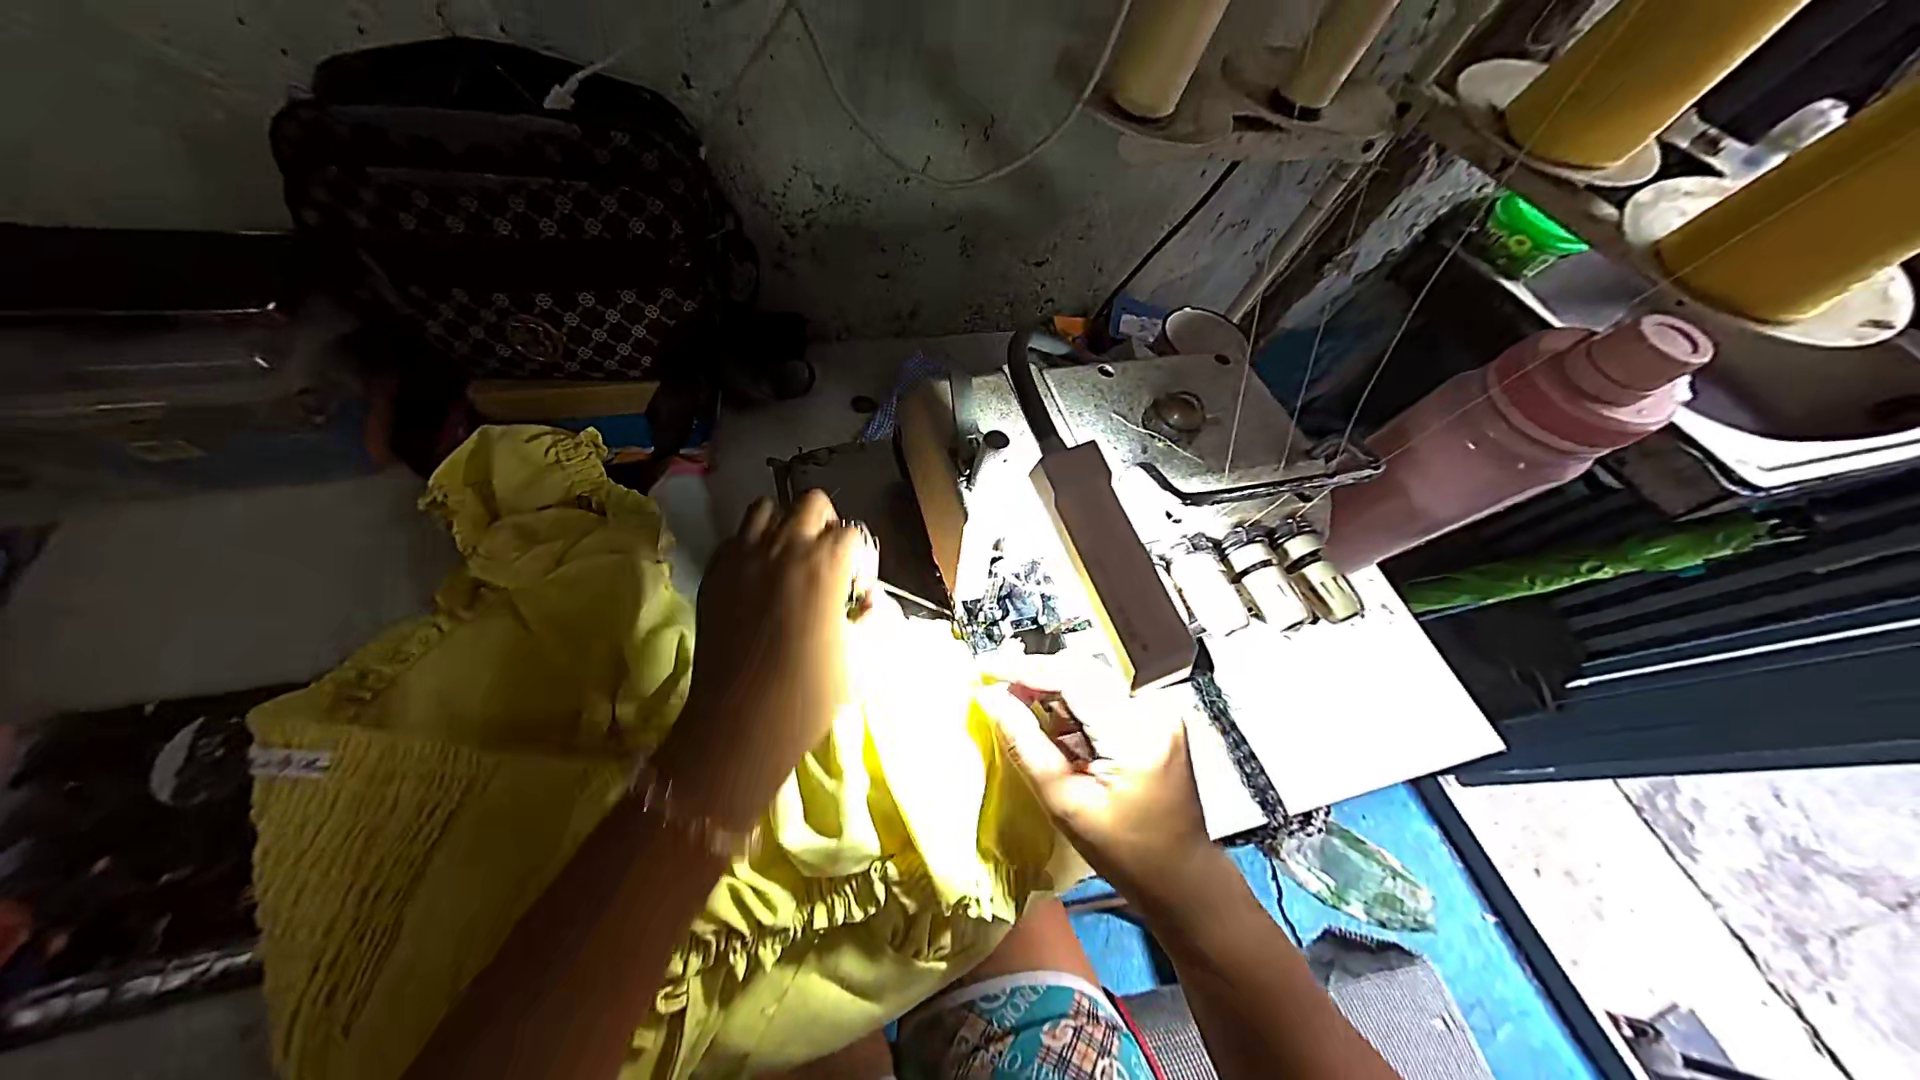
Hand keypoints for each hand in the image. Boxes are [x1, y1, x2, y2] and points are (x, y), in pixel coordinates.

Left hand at [657, 491, 875, 829]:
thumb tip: (870, 601)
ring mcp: (742, 557)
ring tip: (786, 557)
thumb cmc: (808, 693)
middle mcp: (784, 548)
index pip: (849, 531)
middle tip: (824, 556)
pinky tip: (754, 578)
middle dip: (823, 522)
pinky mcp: (713, 573)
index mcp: (826, 565)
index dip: (856, 554)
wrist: (740, 721)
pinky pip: (734, 539)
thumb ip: (866, 618)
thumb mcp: (854, 655)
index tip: (853, 579)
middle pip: (810, 502)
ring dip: (782, 525)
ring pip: (765, 508)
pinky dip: (749, 547)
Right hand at [979, 655, 1214, 903]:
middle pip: (1082, 670)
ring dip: (1054, 693)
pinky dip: (1075, 708)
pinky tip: (1061, 735)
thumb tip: (993, 701)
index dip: (1025, 670)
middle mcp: (1154, 712)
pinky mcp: (1155, 718)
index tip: (989, 670)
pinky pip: (1104, 696)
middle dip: (1037, 678)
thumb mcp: (1064, 802)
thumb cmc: (1125, 852)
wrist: (1180, 874)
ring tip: (1029, 720)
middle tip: (1000, 692)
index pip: (1073, 678)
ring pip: (1091, 680)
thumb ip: (1025, 745)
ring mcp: (1158, 713)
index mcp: (1136, 734)